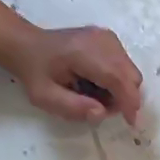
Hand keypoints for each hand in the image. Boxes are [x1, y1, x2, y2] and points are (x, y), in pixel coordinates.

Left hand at [5, 26, 144, 124]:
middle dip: (124, 98)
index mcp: (84, 52)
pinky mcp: (109, 39)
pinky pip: (124, 64)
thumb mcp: (45, 96)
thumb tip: (102, 113)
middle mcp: (102, 41)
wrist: (28, 44)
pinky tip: (96, 82)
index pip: (118, 78)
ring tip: (93, 94)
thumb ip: (72, 107)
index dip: (128, 102)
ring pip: (130, 71)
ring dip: (120, 89)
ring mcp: (107, 37)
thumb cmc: (35, 71)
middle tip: (100, 109)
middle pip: (131, 75)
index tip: (131, 123)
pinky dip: (117, 79)